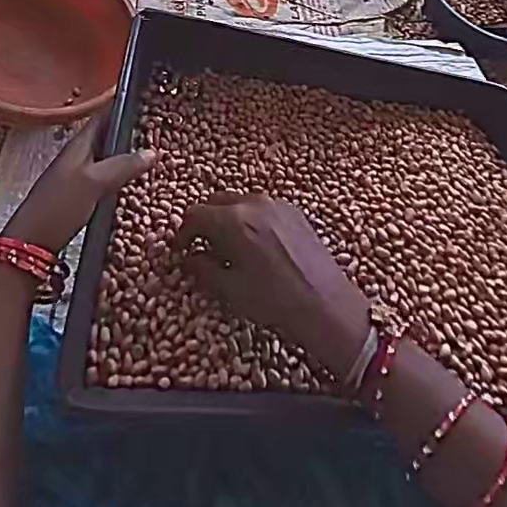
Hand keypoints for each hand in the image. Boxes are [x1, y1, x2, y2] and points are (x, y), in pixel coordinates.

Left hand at [3, 115, 156, 252]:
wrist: (31, 244)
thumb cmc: (59, 206)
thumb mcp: (95, 182)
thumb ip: (123, 165)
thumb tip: (152, 152)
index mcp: (79, 146)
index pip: (102, 117)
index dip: (122, 107)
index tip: (145, 102)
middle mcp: (78, 158)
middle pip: (107, 138)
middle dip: (130, 132)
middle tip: (157, 130)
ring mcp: (78, 178)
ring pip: (107, 159)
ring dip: (127, 156)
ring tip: (152, 155)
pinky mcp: (80, 197)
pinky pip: (106, 178)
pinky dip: (121, 176)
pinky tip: (134, 185)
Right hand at [173, 193, 370, 374]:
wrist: (325, 304)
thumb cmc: (274, 300)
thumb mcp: (231, 289)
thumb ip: (204, 267)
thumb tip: (190, 257)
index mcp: (234, 220)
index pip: (195, 214)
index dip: (183, 233)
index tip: (181, 250)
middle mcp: (255, 204)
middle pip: (217, 202)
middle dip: (205, 222)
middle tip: (202, 247)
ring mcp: (278, 205)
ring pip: (241, 202)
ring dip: (229, 219)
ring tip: (229, 248)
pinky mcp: (295, 213)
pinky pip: (263, 209)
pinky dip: (252, 220)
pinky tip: (256, 245)